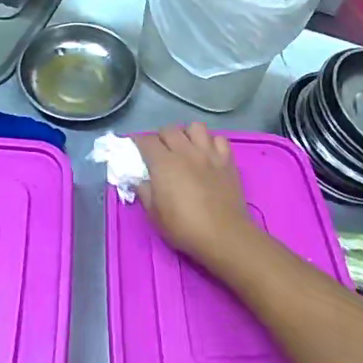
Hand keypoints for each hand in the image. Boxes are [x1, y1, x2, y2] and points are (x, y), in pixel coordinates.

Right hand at [132, 123, 258, 266]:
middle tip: (159, 151)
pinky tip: (208, 154)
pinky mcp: (227, 161)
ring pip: (195, 127)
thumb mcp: (154, 215)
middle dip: (161, 137)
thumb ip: (144, 192)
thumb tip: (141, 180)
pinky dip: (211, 142)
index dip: (137, 142)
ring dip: (187, 134)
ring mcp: (209, 154)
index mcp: (164, 163)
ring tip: (185, 147)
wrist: (224, 235)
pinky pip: (219, 139)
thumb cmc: (184, 227)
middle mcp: (185, 151)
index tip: (135, 148)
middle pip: (169, 129)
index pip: (146, 141)